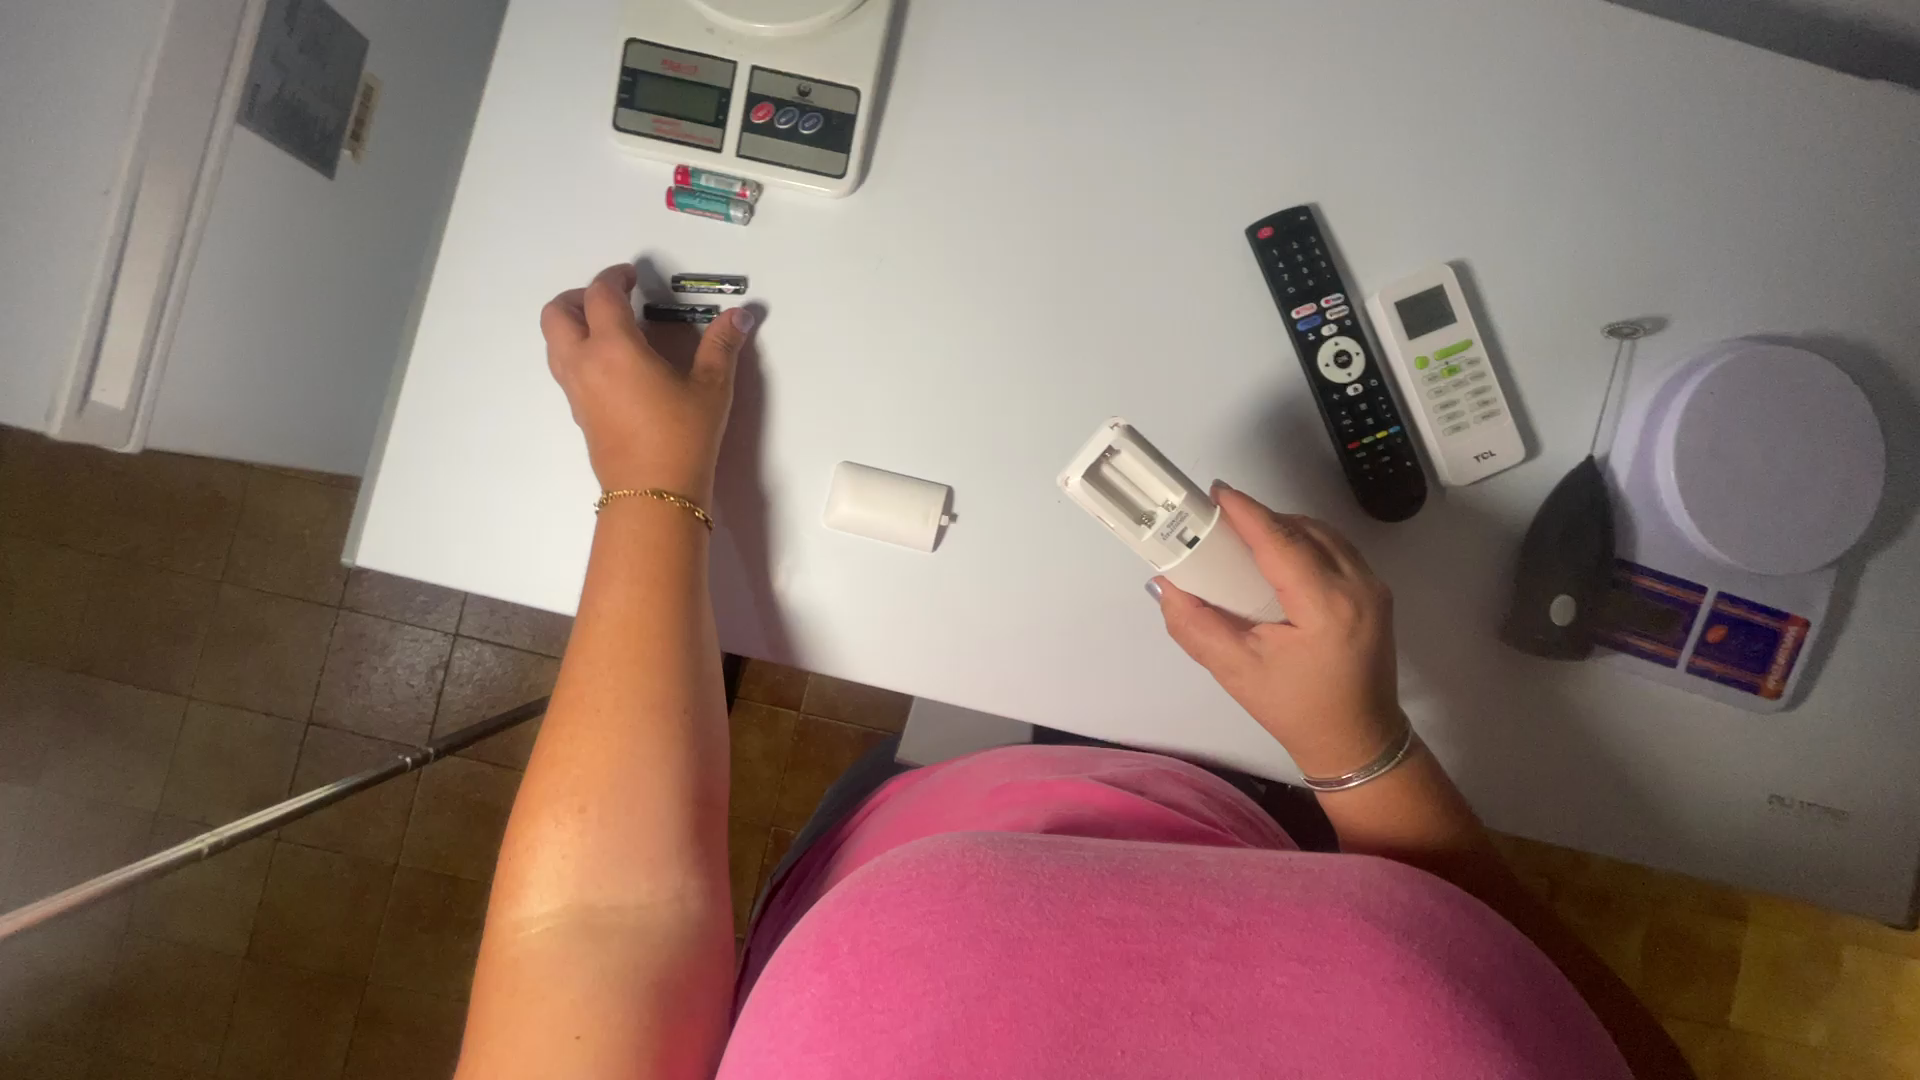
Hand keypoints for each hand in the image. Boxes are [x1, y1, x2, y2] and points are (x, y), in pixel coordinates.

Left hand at [540, 263, 755, 504]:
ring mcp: (575, 390)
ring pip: (554, 341)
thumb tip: (741, 314)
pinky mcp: (578, 413)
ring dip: (574, 324)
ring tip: (611, 330)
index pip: (600, 294)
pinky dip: (580, 352)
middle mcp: (584, 363)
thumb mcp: (711, 388)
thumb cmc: (684, 436)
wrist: (655, 493)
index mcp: (614, 347)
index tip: (634, 276)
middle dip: (580, 297)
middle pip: (558, 312)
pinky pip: (565, 368)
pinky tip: (615, 368)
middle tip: (613, 300)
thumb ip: (722, 345)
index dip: (615, 277)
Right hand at [1152, 484, 1403, 777]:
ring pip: (1323, 534)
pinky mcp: (1376, 592)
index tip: (1215, 493)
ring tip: (1242, 534)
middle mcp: (1359, 587)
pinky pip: (1336, 548)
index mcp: (1327, 606)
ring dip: (1283, 526)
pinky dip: (1303, 540)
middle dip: (1260, 516)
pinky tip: (1276, 553)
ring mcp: (1374, 588)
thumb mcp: (1234, 671)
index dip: (1246, 513)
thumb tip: (1165, 584)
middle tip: (1218, 518)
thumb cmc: (1293, 708)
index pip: (1282, 542)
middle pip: (1303, 530)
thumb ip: (1194, 624)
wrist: (1356, 740)